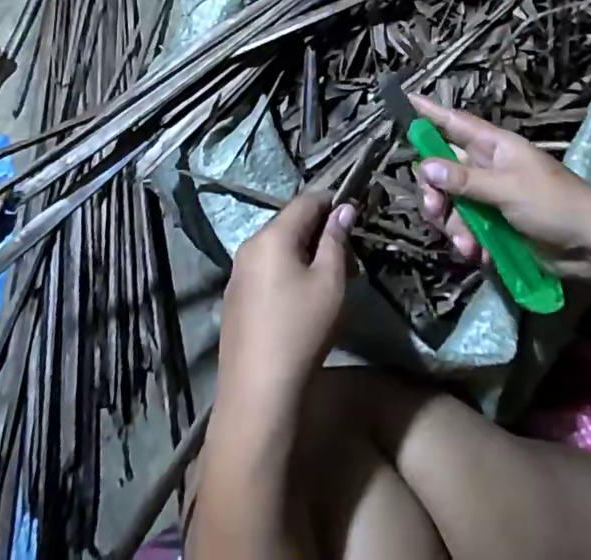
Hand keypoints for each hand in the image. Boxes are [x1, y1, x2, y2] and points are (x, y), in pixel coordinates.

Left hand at [218, 190, 355, 404]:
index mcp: (271, 236)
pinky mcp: (235, 296)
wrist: (258, 389)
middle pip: (289, 223)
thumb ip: (336, 240)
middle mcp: (249, 246)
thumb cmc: (301, 328)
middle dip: (321, 231)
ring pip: (278, 248)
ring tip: (332, 278)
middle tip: (351, 254)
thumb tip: (343, 209)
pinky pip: (266, 269)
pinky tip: (304, 297)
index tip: (356, 213)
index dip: (332, 201)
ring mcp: (237, 272)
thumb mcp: (330, 282)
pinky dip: (288, 270)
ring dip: (306, 252)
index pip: (305, 201)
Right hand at [409, 94, 590, 281]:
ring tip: (467, 246)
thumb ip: (465, 179)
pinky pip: (467, 228)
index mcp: (494, 147)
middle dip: (436, 194)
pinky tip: (480, 256)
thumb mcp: (507, 189)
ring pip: (452, 204)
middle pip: (443, 170)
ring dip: (454, 226)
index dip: (430, 111)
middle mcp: (488, 168)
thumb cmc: (555, 204)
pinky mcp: (496, 225)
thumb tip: (426, 166)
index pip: (455, 122)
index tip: (404, 100)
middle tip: (436, 212)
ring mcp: (491, 197)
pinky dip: (469, 242)